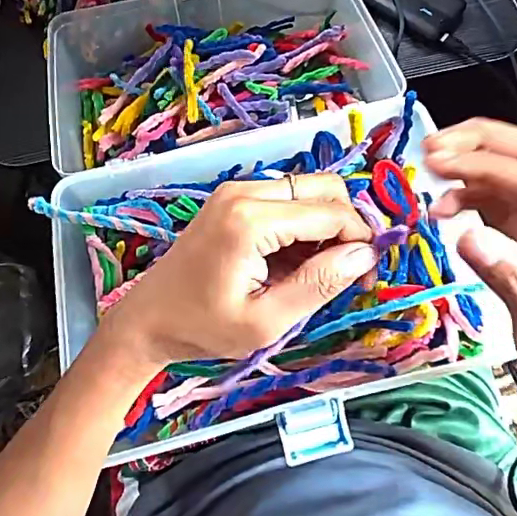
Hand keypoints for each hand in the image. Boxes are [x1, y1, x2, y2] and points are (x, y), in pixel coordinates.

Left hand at [96, 174, 375, 368]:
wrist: (148, 318)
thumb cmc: (202, 327)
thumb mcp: (266, 321)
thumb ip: (319, 284)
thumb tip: (365, 254)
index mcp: (250, 219)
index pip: (331, 212)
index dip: (361, 240)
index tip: (369, 275)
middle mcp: (245, 192)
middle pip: (323, 188)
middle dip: (347, 225)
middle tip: (348, 270)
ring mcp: (236, 191)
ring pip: (307, 191)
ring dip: (326, 226)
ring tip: (318, 272)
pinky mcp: (233, 200)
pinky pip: (286, 200)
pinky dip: (303, 226)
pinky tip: (294, 263)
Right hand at [422, 119, 516, 421]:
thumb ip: (513, 281)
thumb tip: (470, 236)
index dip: (492, 166)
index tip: (446, 163)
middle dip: (483, 146)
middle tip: (434, 147)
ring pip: (516, 172)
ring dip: (472, 165)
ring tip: (431, 170)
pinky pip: (503, 199)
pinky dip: (471, 193)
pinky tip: (447, 204)